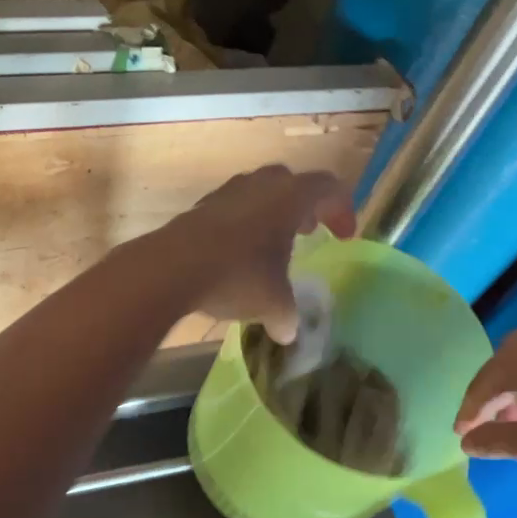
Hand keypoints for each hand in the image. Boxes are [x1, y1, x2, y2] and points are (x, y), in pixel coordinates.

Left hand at [156, 165, 354, 342]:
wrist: (172, 268)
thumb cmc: (237, 277)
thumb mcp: (272, 304)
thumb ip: (287, 316)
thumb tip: (288, 333)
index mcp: (290, 197)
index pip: (328, 189)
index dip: (342, 210)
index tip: (344, 236)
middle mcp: (260, 185)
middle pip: (291, 184)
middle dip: (304, 208)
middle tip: (307, 232)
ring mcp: (226, 193)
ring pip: (258, 194)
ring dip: (270, 216)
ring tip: (270, 247)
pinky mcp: (198, 209)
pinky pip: (230, 210)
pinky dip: (240, 227)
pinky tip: (235, 256)